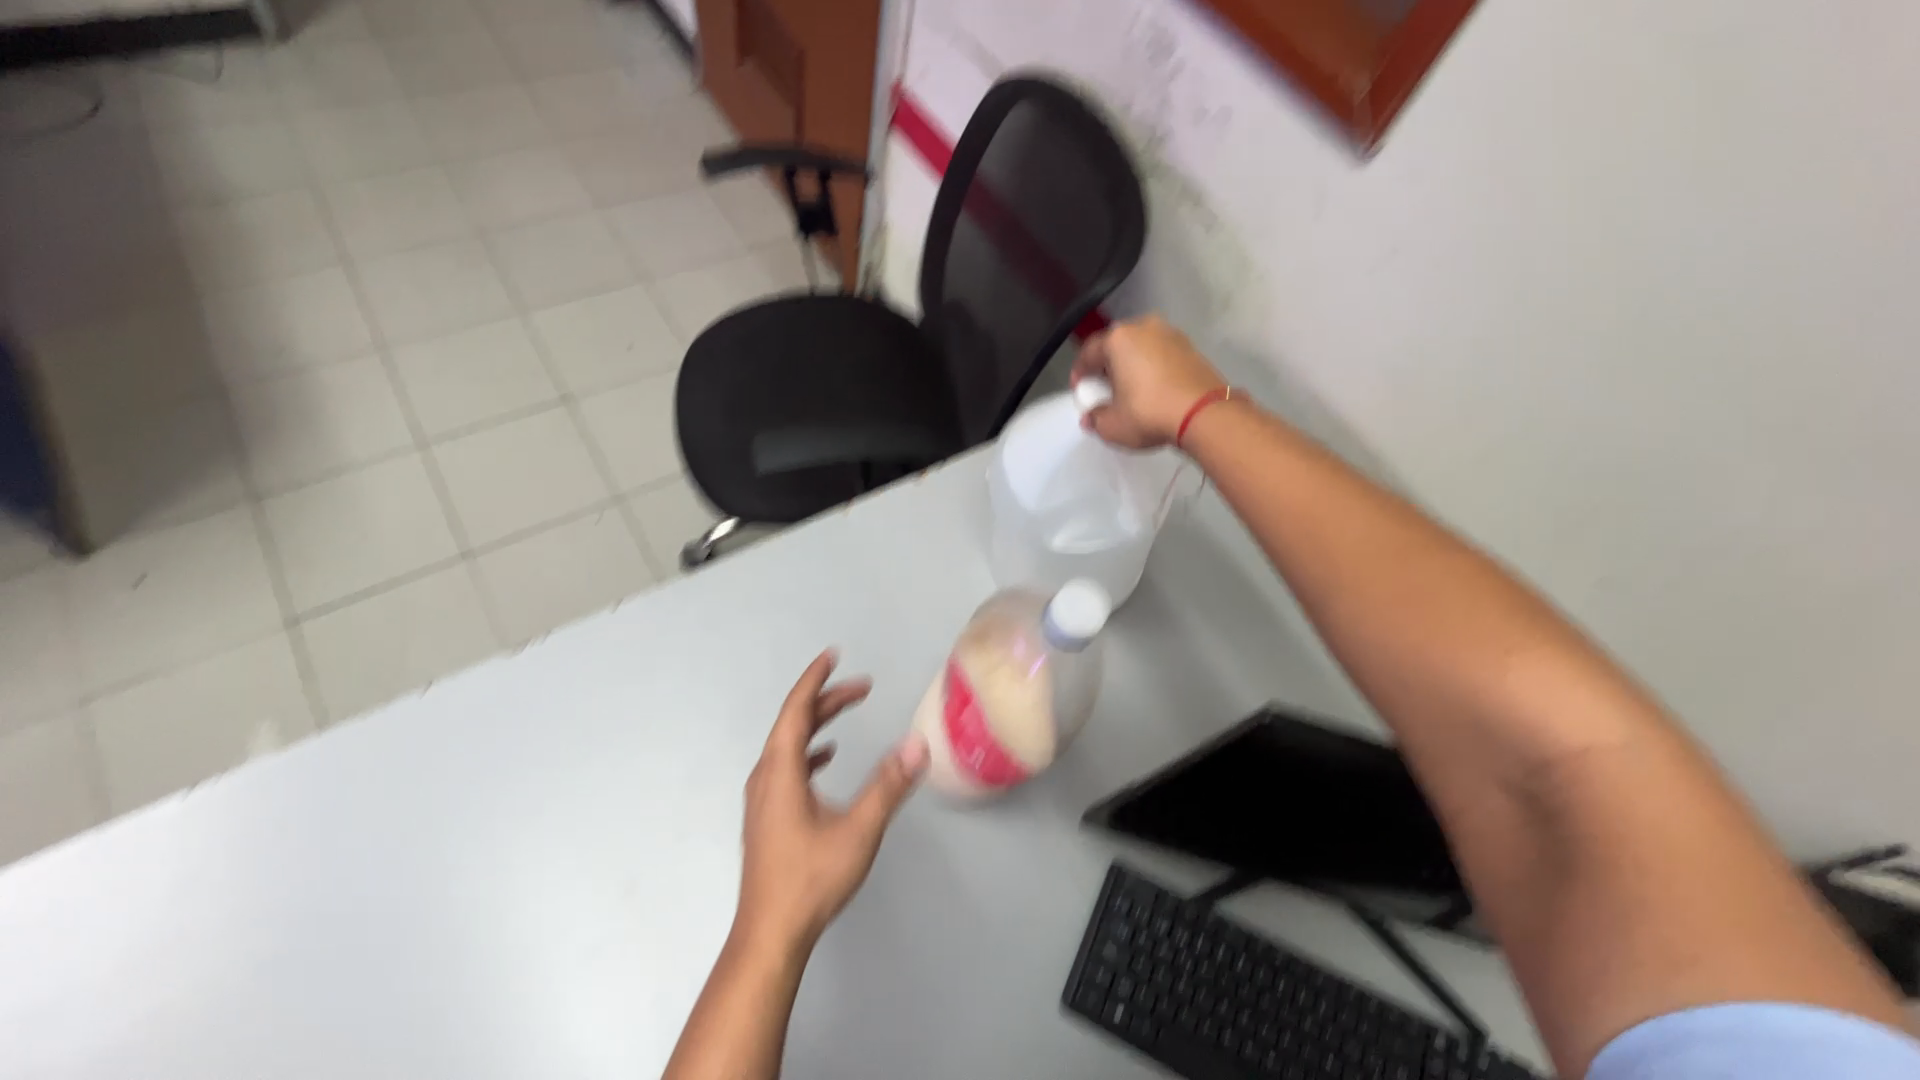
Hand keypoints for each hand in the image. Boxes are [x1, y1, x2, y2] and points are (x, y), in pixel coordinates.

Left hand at [737, 650, 928, 952]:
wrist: (770, 934)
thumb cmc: (811, 879)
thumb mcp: (858, 830)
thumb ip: (888, 786)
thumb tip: (917, 745)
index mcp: (780, 771)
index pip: (796, 710)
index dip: (815, 680)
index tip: (833, 655)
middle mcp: (765, 777)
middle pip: (792, 724)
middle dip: (826, 700)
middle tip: (861, 687)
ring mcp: (762, 799)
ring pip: (788, 746)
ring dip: (817, 724)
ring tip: (847, 712)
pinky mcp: (766, 818)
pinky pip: (786, 767)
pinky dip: (808, 751)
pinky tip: (825, 760)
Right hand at [1072, 315, 1227, 448]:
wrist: (1204, 413)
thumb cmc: (1149, 413)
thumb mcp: (1112, 425)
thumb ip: (1095, 418)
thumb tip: (1091, 417)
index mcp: (1118, 338)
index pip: (1089, 352)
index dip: (1080, 372)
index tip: (1081, 390)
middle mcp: (1144, 327)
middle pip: (1116, 345)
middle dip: (1107, 366)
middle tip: (1105, 388)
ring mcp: (1171, 334)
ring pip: (1141, 348)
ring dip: (1132, 365)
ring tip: (1130, 389)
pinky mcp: (1191, 347)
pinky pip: (1161, 355)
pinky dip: (1153, 368)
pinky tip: (1153, 388)